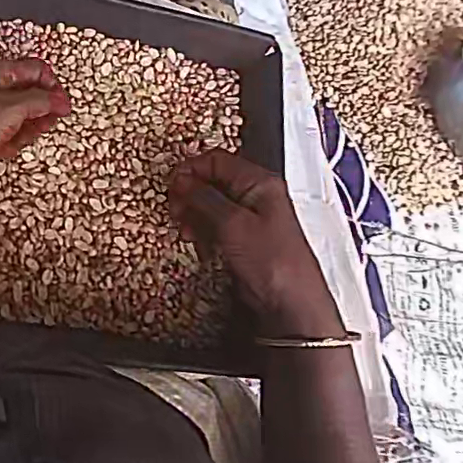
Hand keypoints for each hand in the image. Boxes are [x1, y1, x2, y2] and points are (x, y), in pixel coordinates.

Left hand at [0, 58, 72, 187]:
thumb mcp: (13, 108)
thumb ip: (42, 101)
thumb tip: (61, 100)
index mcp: (1, 72)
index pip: (39, 70)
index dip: (54, 88)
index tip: (62, 107)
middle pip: (33, 96)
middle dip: (40, 114)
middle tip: (41, 126)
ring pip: (22, 119)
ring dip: (24, 132)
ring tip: (13, 141)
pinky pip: (9, 135)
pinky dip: (9, 144)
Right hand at [169, 150, 343, 337]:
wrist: (290, 302)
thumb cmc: (272, 261)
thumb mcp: (232, 223)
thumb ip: (204, 198)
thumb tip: (183, 180)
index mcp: (259, 182)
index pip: (217, 160)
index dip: (191, 170)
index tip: (172, 185)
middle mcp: (255, 195)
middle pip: (212, 181)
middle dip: (190, 194)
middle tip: (176, 210)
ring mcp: (249, 217)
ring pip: (211, 204)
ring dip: (194, 214)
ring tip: (186, 230)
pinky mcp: (243, 238)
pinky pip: (216, 225)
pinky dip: (203, 230)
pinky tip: (198, 243)